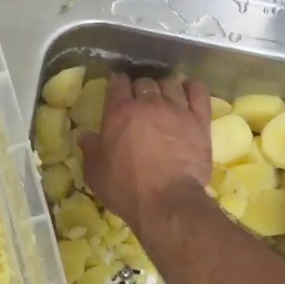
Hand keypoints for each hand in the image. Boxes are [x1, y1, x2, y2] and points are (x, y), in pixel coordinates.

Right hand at [79, 73, 213, 225]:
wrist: (167, 201)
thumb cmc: (126, 188)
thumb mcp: (96, 174)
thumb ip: (90, 150)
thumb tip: (85, 136)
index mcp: (119, 112)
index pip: (117, 84)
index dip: (116, 85)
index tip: (115, 92)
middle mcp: (149, 103)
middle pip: (144, 82)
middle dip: (139, 88)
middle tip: (138, 102)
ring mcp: (177, 109)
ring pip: (170, 84)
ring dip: (163, 89)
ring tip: (162, 100)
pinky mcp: (199, 120)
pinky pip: (197, 91)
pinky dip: (191, 88)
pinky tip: (187, 92)